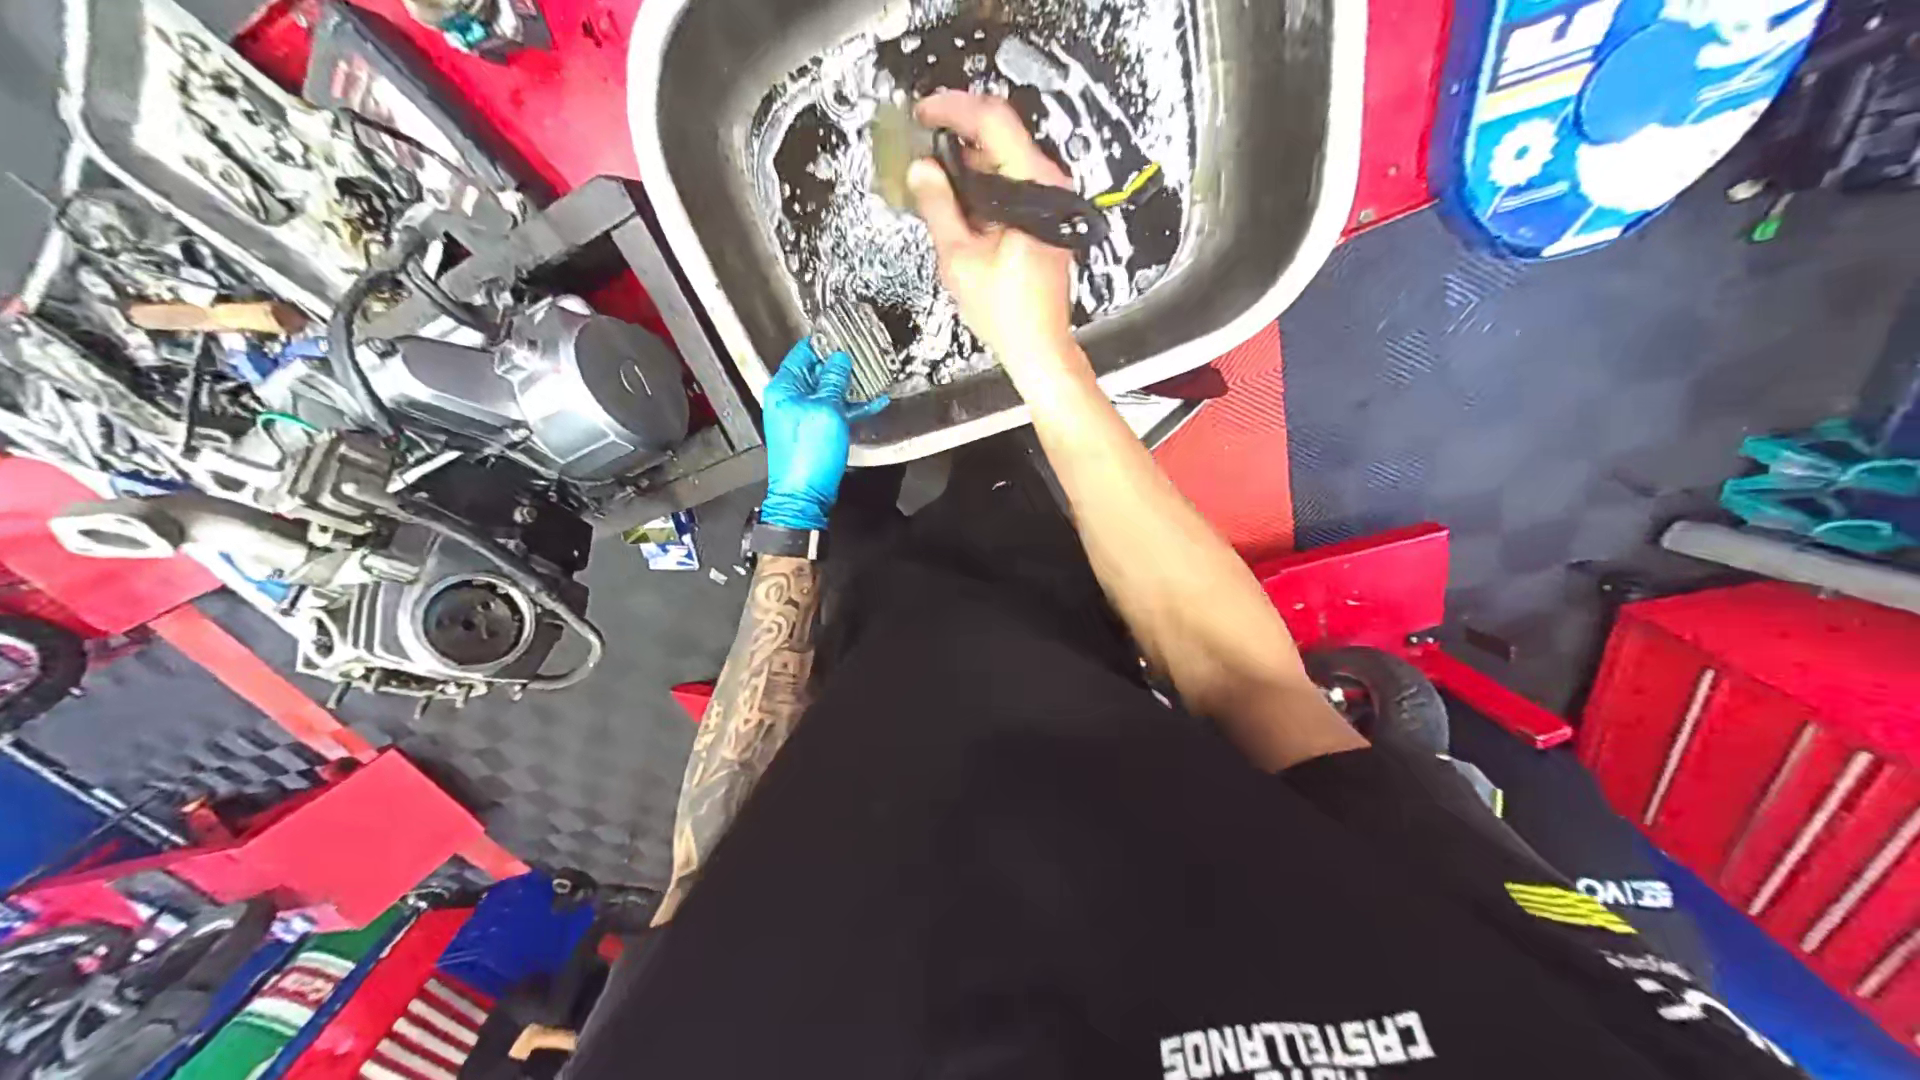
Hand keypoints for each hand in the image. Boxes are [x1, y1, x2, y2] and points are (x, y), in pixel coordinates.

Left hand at [760, 337, 887, 530]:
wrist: (805, 496)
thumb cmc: (808, 456)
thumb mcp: (825, 411)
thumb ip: (833, 382)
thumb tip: (840, 360)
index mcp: (783, 389)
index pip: (802, 353)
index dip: (823, 341)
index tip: (842, 331)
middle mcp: (789, 400)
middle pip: (817, 371)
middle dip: (840, 362)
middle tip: (863, 350)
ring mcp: (803, 417)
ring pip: (829, 392)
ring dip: (850, 384)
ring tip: (873, 373)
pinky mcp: (816, 433)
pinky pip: (835, 412)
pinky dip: (852, 407)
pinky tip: (874, 402)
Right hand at [909, 91, 1079, 377]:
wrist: (1037, 344)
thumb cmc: (1009, 313)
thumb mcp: (960, 259)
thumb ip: (938, 207)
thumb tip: (921, 170)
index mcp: (1032, 190)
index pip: (993, 121)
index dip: (953, 109)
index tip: (924, 113)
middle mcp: (1048, 187)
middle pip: (999, 135)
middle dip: (957, 134)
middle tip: (921, 143)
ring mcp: (1048, 200)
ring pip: (1004, 158)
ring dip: (967, 161)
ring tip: (933, 175)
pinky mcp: (1042, 215)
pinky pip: (1010, 182)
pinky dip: (982, 182)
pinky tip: (957, 199)